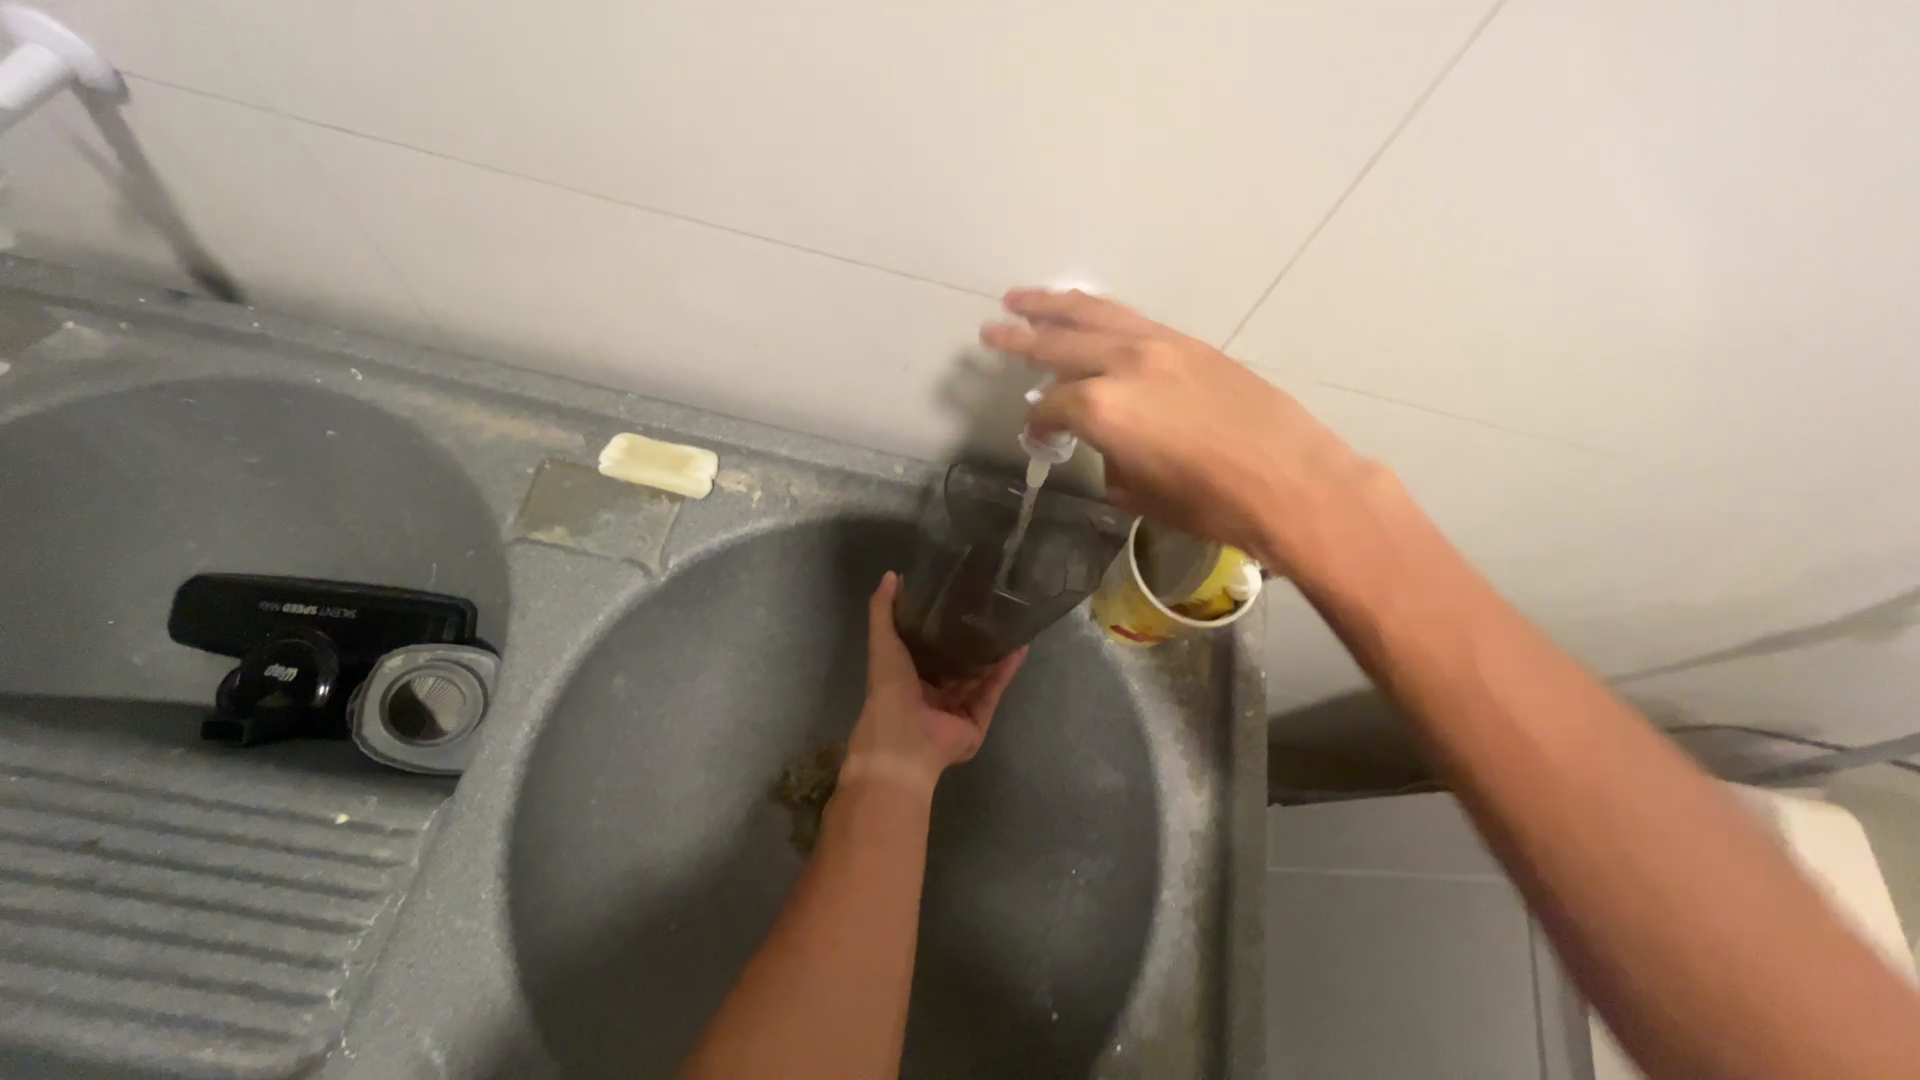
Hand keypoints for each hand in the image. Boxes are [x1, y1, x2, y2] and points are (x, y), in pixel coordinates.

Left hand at [845, 572, 1026, 793]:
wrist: (904, 739)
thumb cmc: (890, 688)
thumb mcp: (883, 641)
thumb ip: (884, 609)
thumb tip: (892, 574)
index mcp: (908, 677)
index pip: (928, 647)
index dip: (941, 625)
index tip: (957, 598)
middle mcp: (933, 693)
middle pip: (958, 662)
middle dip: (972, 639)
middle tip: (990, 608)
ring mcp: (957, 709)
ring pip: (980, 676)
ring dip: (994, 652)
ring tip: (1011, 623)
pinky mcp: (978, 720)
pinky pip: (994, 691)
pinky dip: (1006, 671)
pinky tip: (1019, 647)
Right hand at [981, 288, 1369, 567]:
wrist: (1289, 480)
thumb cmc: (1208, 503)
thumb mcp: (1138, 493)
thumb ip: (1107, 460)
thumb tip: (1102, 444)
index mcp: (1101, 409)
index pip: (1051, 407)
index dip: (1038, 424)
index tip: (1036, 436)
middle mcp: (1122, 365)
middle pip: (1059, 345)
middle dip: (1020, 340)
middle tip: (990, 332)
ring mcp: (1157, 346)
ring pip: (1093, 315)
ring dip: (1054, 306)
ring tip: (1023, 298)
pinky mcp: (1187, 343)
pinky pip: (1129, 319)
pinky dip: (1098, 313)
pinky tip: (1085, 313)